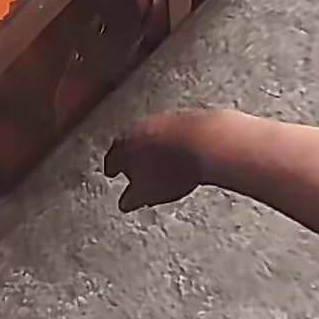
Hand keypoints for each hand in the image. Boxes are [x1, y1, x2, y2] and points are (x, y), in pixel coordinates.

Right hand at [103, 109, 231, 211]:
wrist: (207, 143)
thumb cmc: (173, 170)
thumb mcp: (147, 193)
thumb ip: (132, 198)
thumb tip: (125, 203)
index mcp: (123, 148)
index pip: (111, 158)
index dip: (112, 168)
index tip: (112, 172)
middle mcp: (138, 129)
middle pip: (130, 142)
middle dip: (132, 154)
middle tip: (136, 166)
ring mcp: (162, 119)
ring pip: (152, 134)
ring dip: (154, 146)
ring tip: (162, 161)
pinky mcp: (184, 115)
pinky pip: (173, 130)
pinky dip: (173, 140)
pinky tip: (182, 151)